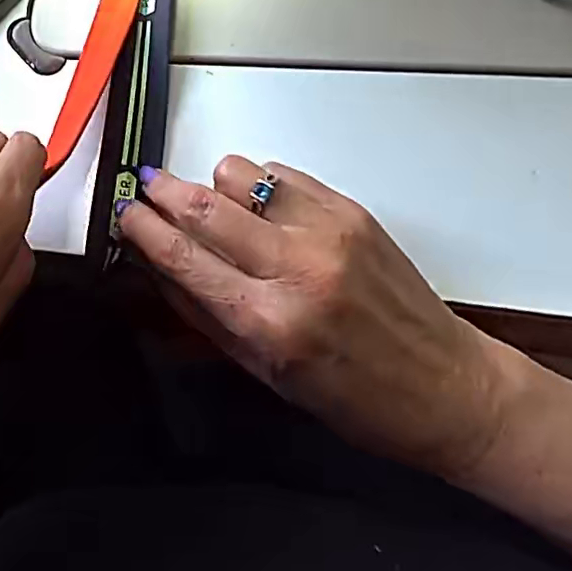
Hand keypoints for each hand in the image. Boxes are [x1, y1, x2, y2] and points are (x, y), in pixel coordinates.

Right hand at [118, 158, 529, 481]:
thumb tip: (157, 263)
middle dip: (163, 190)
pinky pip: (280, 173)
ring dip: (215, 186)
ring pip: (239, 173)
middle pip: (204, 205)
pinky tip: (265, 210)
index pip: (183, 258)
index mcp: (269, 322)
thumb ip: (203, 312)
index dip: (143, 229)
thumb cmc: (354, 397)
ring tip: (221, 210)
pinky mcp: (351, 209)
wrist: (445, 383)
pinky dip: (259, 186)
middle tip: (147, 187)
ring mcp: (327, 230)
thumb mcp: (264, 372)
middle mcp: (297, 267)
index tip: (126, 213)